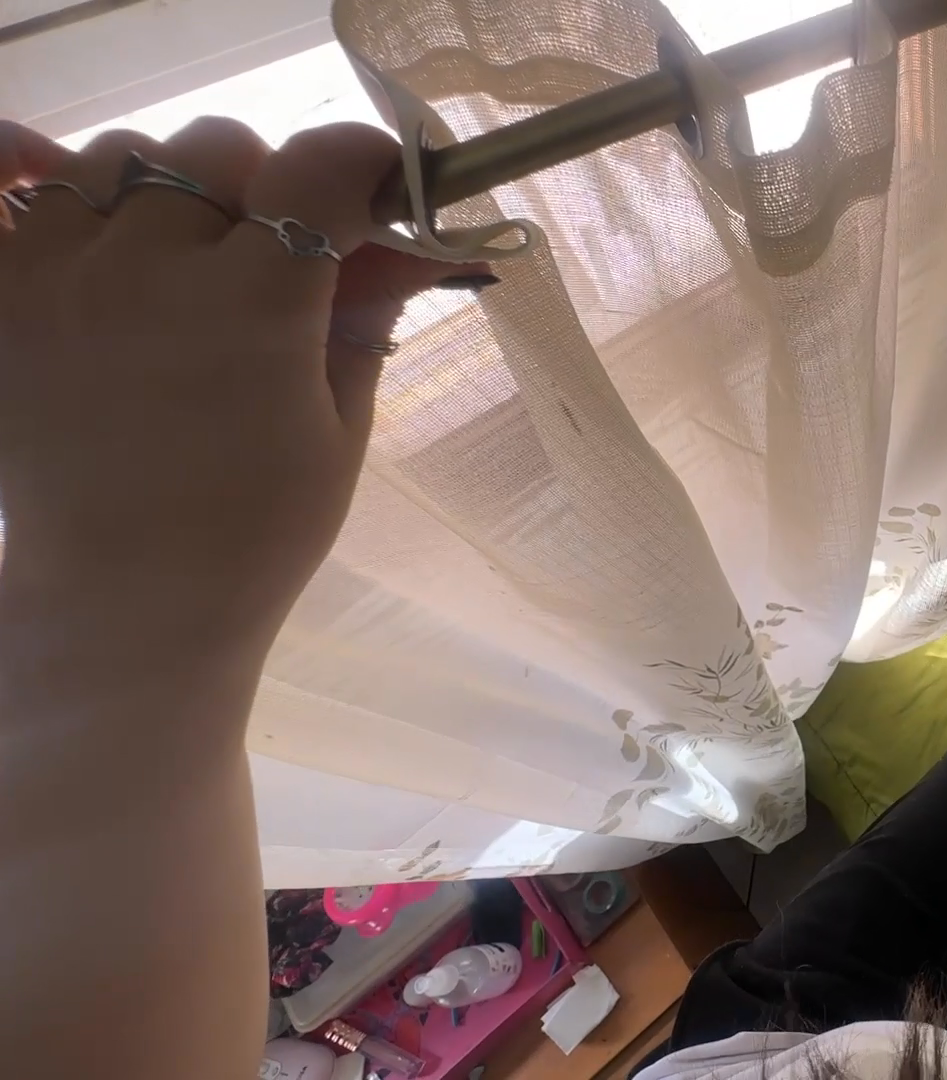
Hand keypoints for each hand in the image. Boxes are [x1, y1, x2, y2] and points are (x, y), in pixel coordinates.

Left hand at [0, 118, 484, 648]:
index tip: (388, 177)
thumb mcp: (344, 418)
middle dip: (273, 182)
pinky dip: (59, 187)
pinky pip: (13, 186)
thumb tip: (421, 247)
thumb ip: (369, 313)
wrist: (135, 587)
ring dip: (180, 191)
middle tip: (296, 247)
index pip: (314, 173)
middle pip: (218, 149)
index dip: (362, 159)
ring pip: (121, 158)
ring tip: (199, 258)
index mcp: (256, 308)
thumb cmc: (270, 516)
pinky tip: (92, 227)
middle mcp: (145, 267)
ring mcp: (47, 272)